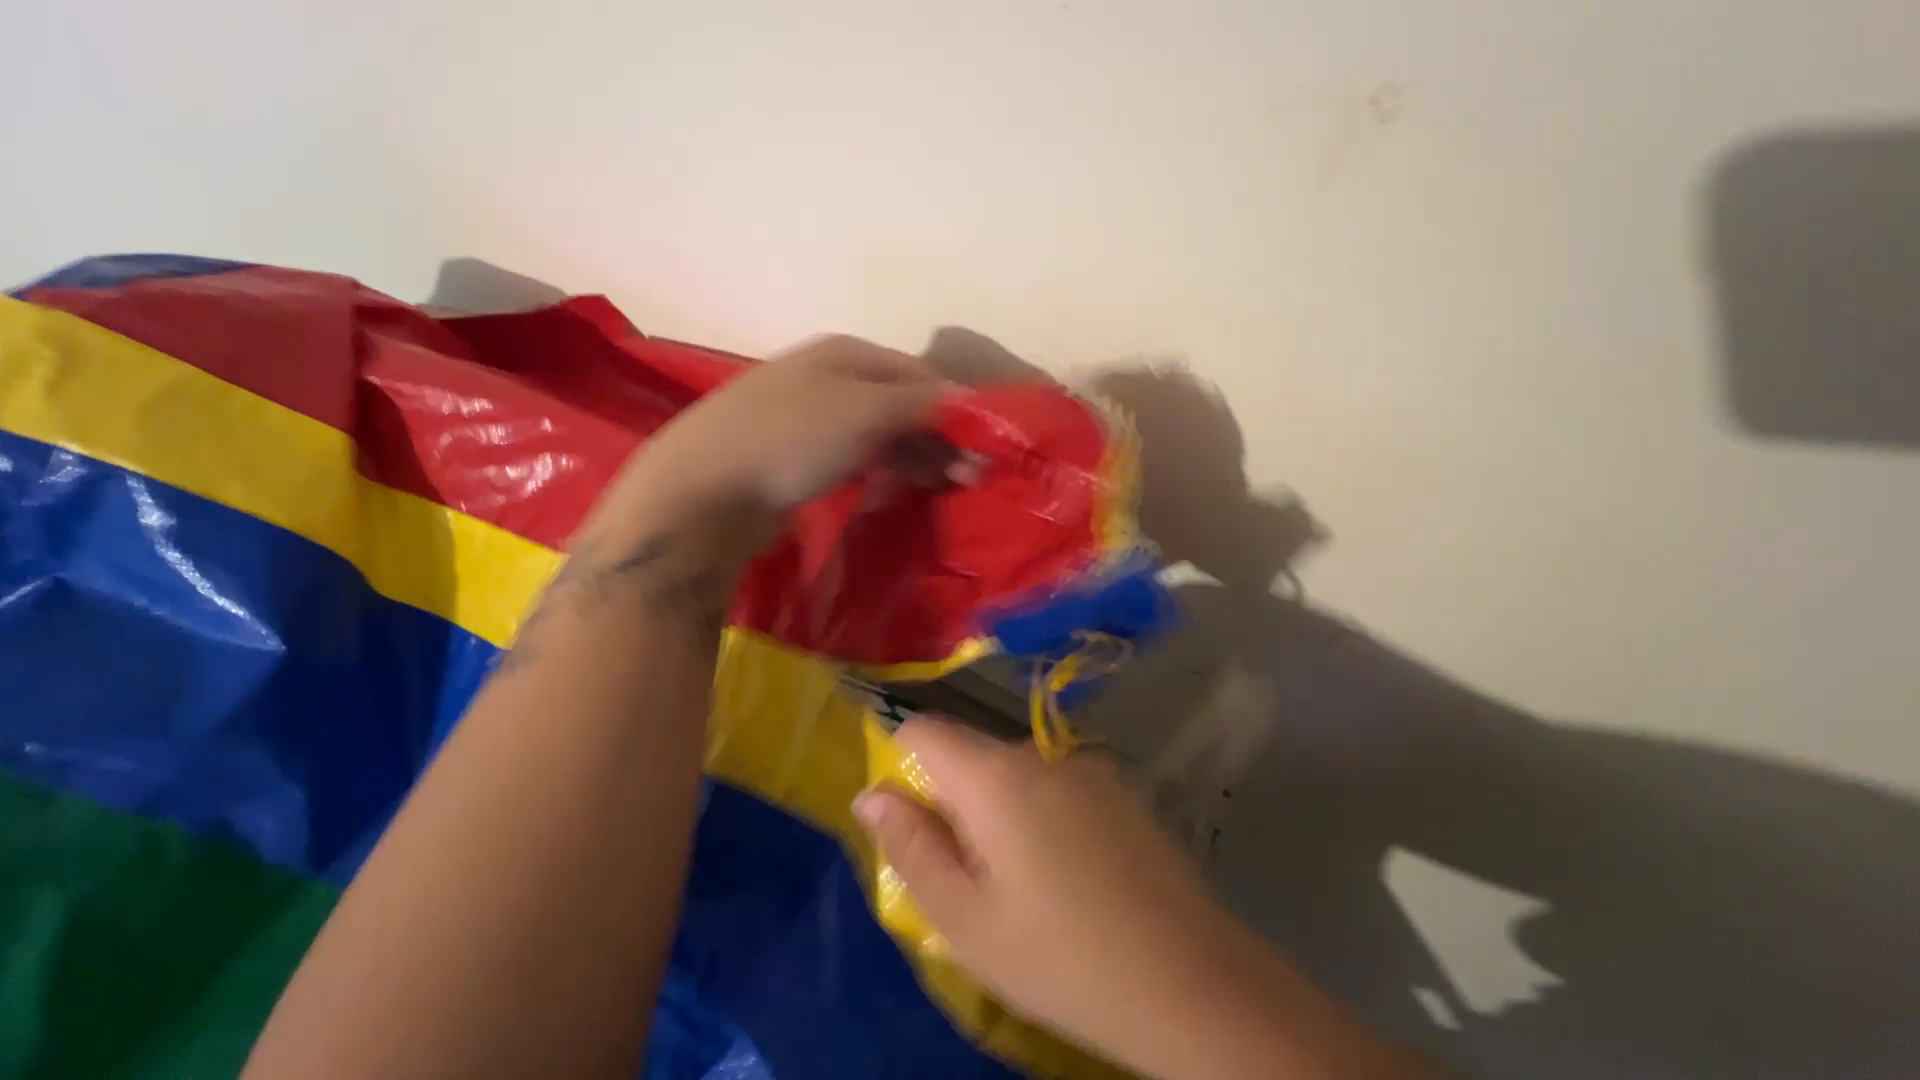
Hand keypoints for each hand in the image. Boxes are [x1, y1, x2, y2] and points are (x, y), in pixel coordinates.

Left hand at [617, 334, 945, 520]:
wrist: (704, 490)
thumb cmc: (791, 439)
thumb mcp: (866, 412)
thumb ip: (921, 404)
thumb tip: (968, 400)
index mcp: (847, 353)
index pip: (919, 374)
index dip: (956, 409)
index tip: (985, 449)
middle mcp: (828, 376)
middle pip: (900, 402)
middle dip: (939, 436)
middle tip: (972, 477)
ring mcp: (807, 417)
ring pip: (877, 431)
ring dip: (916, 455)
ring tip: (948, 487)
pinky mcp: (793, 456)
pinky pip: (853, 455)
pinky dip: (883, 468)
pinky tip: (900, 487)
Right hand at [854, 717, 1238, 1074]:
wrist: (1188, 980)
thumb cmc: (1058, 956)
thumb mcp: (963, 918)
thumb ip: (910, 847)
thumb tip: (872, 794)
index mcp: (995, 776)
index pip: (924, 730)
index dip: (903, 769)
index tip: (917, 832)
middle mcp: (1042, 755)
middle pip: (972, 756)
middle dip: (955, 806)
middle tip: (972, 885)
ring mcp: (1091, 771)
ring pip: (1017, 777)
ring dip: (1002, 818)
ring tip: (1026, 893)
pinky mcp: (1125, 795)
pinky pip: (1059, 792)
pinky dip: (1044, 822)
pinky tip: (1072, 884)